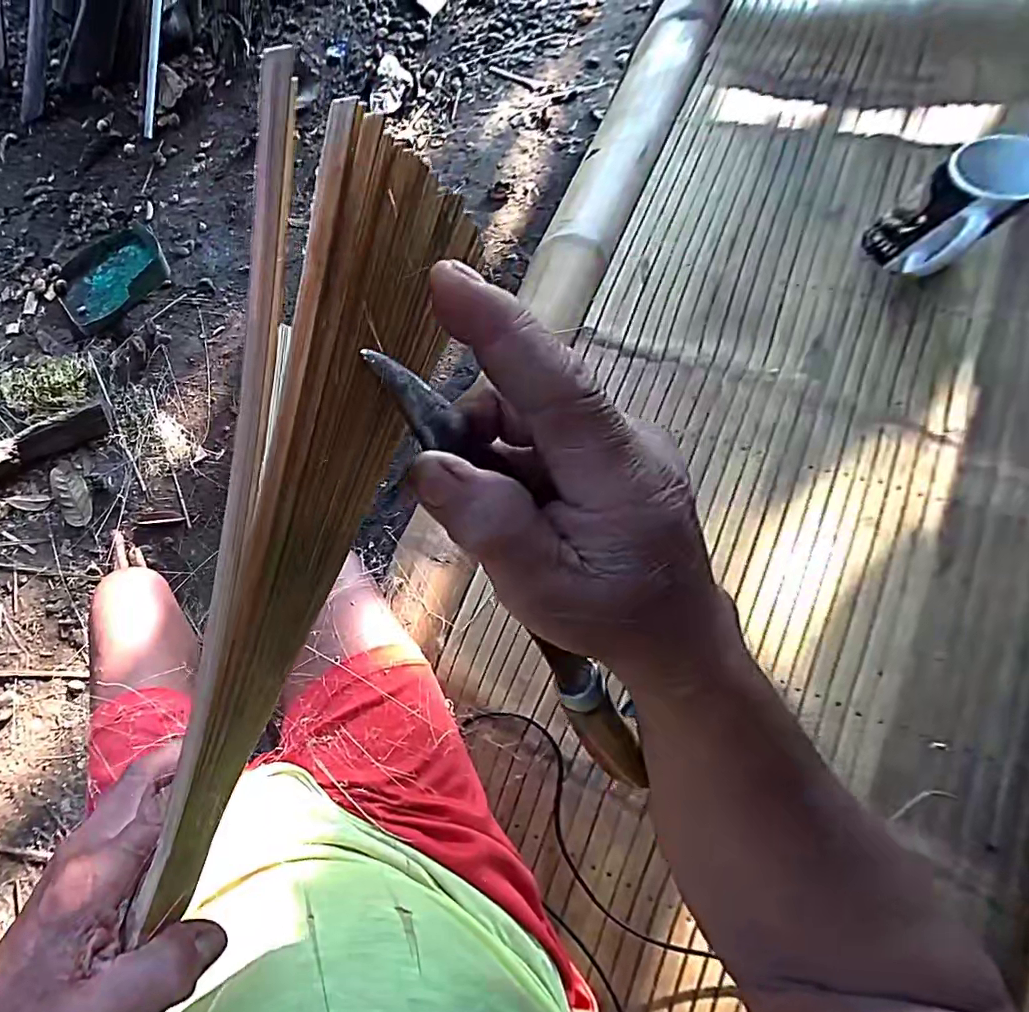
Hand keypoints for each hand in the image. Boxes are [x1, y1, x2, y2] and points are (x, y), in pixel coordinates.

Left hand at [0, 743, 226, 1011]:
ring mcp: (67, 870)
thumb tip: (212, 933)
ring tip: (191, 783)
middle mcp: (75, 862)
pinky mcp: (66, 887)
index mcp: (86, 882)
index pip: (148, 817)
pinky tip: (162, 841)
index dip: (184, 787)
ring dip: (153, 788)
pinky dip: (141, 821)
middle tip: (204, 752)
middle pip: (127, 793)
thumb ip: (165, 969)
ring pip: (117, 809)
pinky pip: (111, 837)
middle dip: (164, 764)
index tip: (215, 765)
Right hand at [408, 260, 739, 684]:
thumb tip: (428, 464)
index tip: (444, 280)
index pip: (551, 381)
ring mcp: (601, 446)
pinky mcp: (586, 458)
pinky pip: (518, 442)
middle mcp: (612, 439)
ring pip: (509, 421)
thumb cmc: (612, 617)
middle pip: (516, 399)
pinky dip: (488, 469)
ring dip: (474, 461)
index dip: (496, 328)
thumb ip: (485, 523)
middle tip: (448, 498)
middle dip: (466, 435)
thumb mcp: (539, 586)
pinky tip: (501, 514)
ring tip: (486, 524)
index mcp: (615, 467)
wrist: (672, 640)